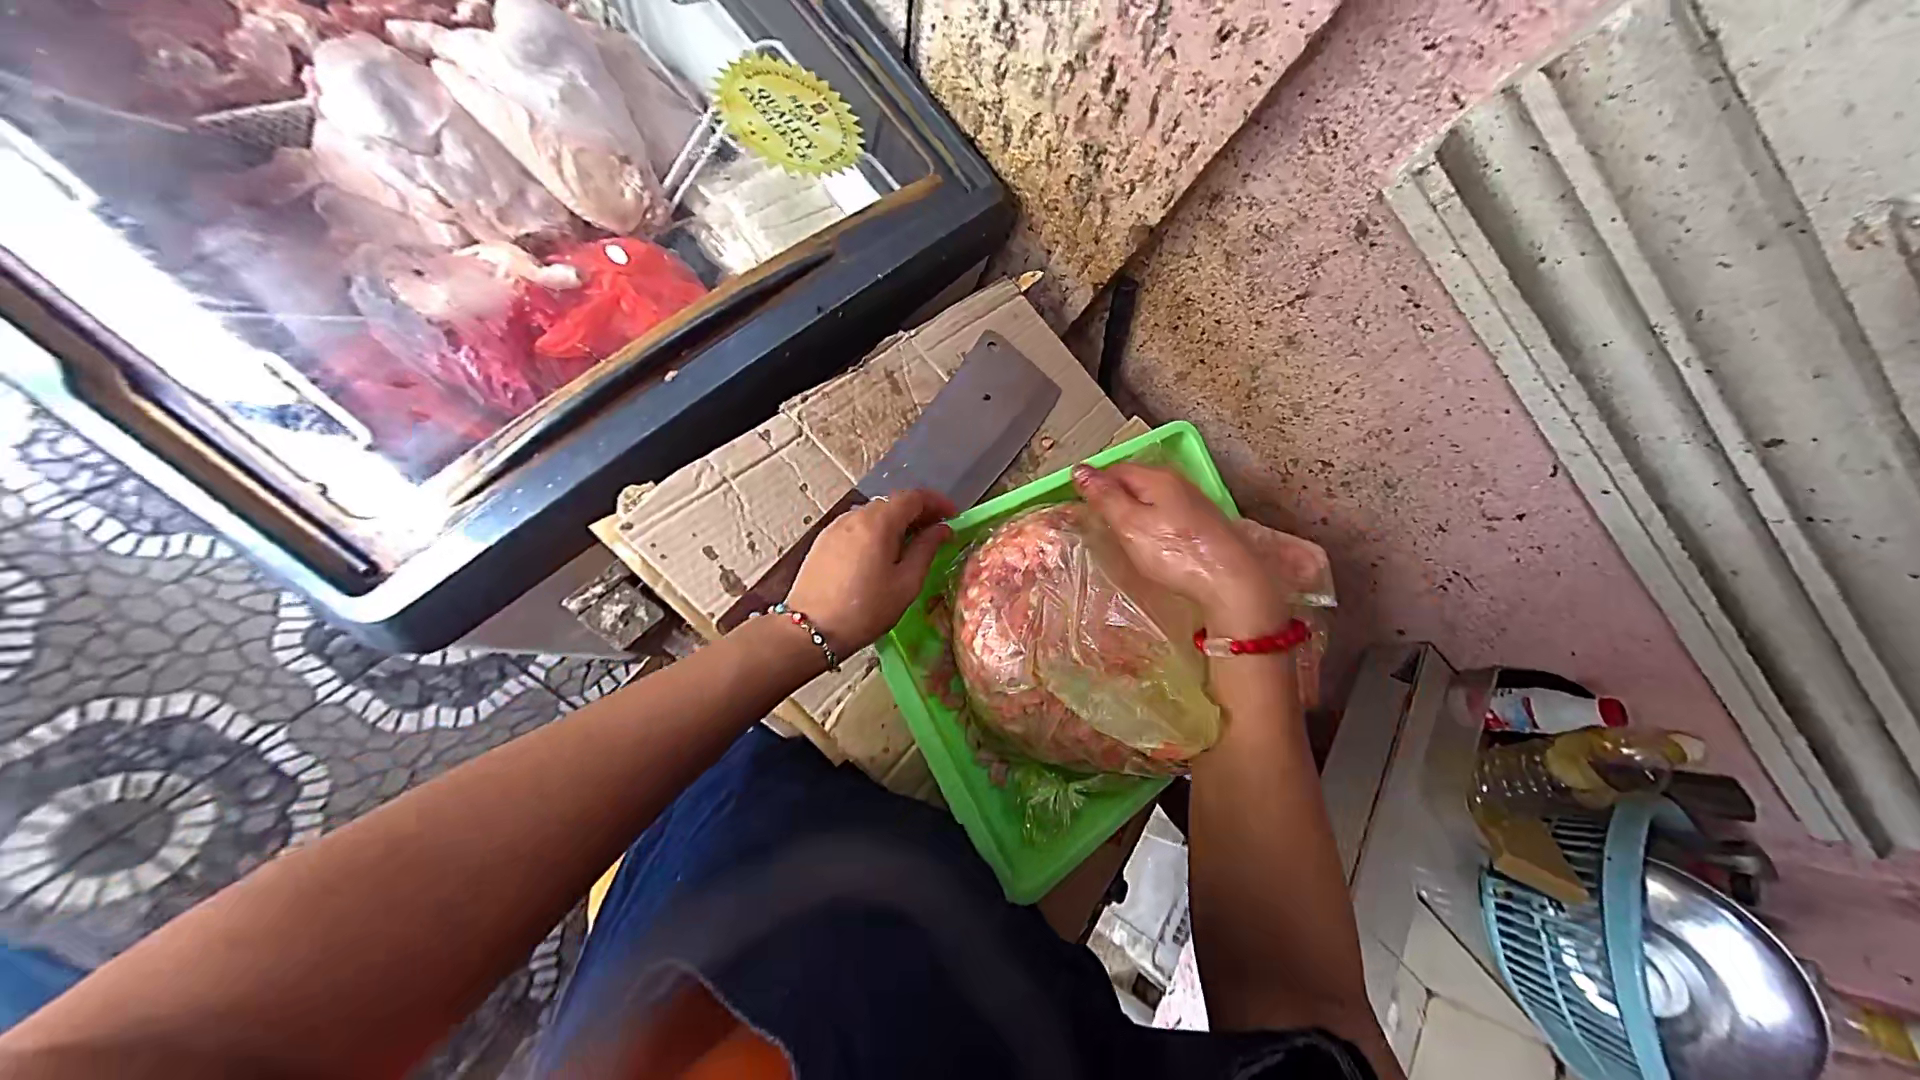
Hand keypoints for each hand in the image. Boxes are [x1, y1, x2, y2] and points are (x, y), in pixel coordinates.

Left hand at [786, 489, 955, 652]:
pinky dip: (875, 532)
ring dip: (895, 523)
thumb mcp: (906, 583)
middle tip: (936, 532)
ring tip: (910, 546)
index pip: (913, 497)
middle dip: (917, 513)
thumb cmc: (866, 610)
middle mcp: (855, 516)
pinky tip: (881, 555)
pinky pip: (856, 527)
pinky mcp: (823, 541)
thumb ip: (926, 549)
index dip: (937, 502)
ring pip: (873, 515)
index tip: (953, 515)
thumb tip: (942, 529)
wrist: (811, 630)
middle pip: (892, 503)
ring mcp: (835, 527)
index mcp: (879, 522)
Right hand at [1072, 463, 1283, 635]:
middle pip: (1135, 480)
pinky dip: (1150, 520)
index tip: (1075, 501)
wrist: (1230, 581)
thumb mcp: (1130, 524)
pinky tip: (1148, 538)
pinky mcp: (1202, 523)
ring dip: (1131, 507)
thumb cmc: (1175, 553)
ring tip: (1116, 529)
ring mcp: (1193, 502)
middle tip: (1093, 517)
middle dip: (1112, 493)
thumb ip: (1105, 497)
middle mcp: (1177, 482)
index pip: (1114, 469)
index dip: (1093, 482)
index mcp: (1156, 477)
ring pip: (1152, 496)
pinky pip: (1166, 512)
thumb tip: (1080, 470)